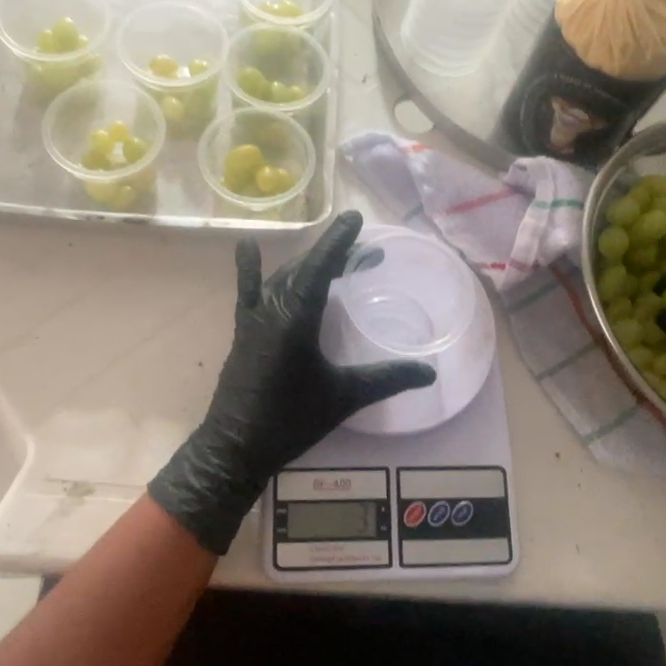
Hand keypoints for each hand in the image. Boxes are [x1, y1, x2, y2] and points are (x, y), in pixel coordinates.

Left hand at [148, 211, 437, 552]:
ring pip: (282, 279)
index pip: (320, 267)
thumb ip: (387, 380)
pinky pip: (250, 292)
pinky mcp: (243, 332)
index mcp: (296, 319)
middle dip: (333, 256)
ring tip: (335, 262)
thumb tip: (429, 373)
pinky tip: (247, 247)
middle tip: (365, 254)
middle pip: (304, 270)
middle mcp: (272, 310)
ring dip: (308, 266)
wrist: (235, 447)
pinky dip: (251, 270)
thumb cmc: (291, 420)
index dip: (338, 242)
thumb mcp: (344, 398)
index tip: (354, 218)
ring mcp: (253, 320)